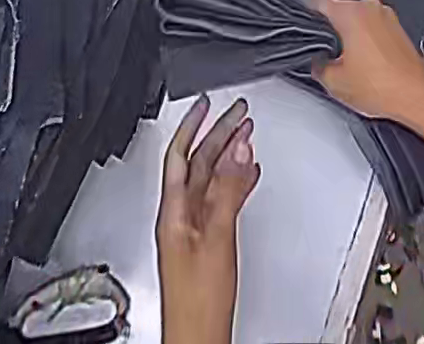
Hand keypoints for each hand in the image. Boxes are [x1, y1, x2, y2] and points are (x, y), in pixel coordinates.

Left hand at [157, 95, 259, 343]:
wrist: (200, 341)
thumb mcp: (216, 236)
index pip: (180, 154)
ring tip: (247, 132)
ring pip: (212, 178)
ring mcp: (196, 228)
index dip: (191, 125)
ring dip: (230, 154)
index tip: (205, 102)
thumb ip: (227, 190)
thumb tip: (238, 149)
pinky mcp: (210, 241)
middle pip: (199, 163)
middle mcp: (182, 215)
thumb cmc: (198, 303)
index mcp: (174, 211)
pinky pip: (223, 198)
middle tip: (238, 112)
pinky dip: (238, 181)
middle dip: (219, 133)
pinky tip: (249, 174)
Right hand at [303, 0, 423, 130]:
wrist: (417, 96)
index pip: (317, 2)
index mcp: (350, 13)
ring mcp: (385, 16)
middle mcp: (369, 8)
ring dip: (349, 33)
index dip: (303, 10)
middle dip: (329, 28)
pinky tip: (365, 62)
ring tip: (348, 61)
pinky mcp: (397, 27)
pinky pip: (372, 26)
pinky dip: (366, 38)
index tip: (298, 16)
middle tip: (323, 50)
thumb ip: (317, 65)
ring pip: (357, 18)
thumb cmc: (384, 86)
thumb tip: (316, 62)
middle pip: (338, 10)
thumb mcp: (334, 81)